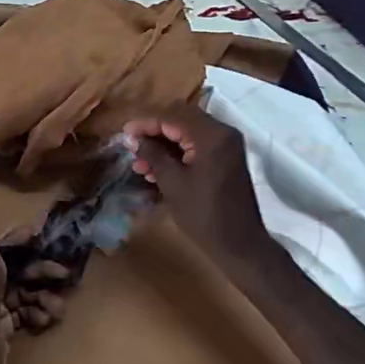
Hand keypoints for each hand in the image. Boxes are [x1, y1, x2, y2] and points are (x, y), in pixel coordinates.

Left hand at [0, 245, 76, 363]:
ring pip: (18, 297)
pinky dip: (35, 315)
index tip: (36, 233)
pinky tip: (49, 319)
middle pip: (9, 277)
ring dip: (39, 297)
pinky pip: (20, 316)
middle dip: (35, 273)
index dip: (12, 245)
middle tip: (62, 272)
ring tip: (58, 307)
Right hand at [122, 105, 271, 265]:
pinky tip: (155, 171)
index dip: (146, 124)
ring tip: (139, 165)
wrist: (239, 245)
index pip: (172, 118)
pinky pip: (196, 148)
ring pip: (187, 135)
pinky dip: (177, 155)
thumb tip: (133, 138)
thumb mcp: (172, 182)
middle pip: (180, 122)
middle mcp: (222, 134)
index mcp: (211, 135)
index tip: (125, 133)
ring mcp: (226, 147)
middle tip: (132, 147)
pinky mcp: (225, 160)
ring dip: (163, 146)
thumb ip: (152, 154)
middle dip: (153, 134)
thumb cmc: (203, 213)